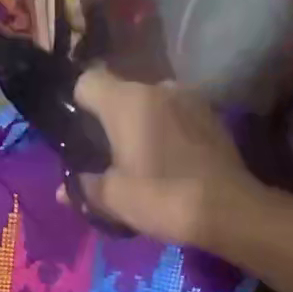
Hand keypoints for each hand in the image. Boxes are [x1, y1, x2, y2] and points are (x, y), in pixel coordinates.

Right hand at [66, 68, 265, 246]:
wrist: (229, 210)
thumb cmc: (163, 198)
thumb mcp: (115, 199)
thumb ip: (85, 188)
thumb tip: (63, 190)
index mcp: (127, 100)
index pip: (87, 81)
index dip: (77, 106)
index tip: (80, 136)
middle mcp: (158, 87)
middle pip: (122, 93)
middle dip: (112, 120)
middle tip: (110, 157)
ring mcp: (190, 98)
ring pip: (153, 105)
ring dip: (144, 126)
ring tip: (144, 161)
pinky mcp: (213, 116)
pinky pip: (178, 117)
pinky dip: (169, 132)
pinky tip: (173, 162)